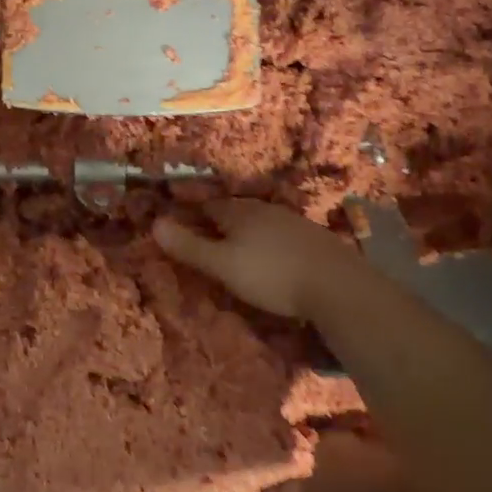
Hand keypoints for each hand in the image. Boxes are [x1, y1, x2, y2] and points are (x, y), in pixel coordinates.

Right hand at [152, 198, 369, 318]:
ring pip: (260, 224)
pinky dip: (269, 245)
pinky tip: (272, 260)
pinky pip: (281, 237)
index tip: (180, 227)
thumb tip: (154, 223)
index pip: (207, 205)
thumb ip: (189, 246)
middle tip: (206, 242)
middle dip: (219, 224)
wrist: (337, 286)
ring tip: (237, 252)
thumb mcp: (222, 265)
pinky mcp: (314, 240)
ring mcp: (293, 223)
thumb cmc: (271, 275)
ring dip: (247, 235)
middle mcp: (265, 210)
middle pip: (234, 212)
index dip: (191, 215)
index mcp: (239, 212)